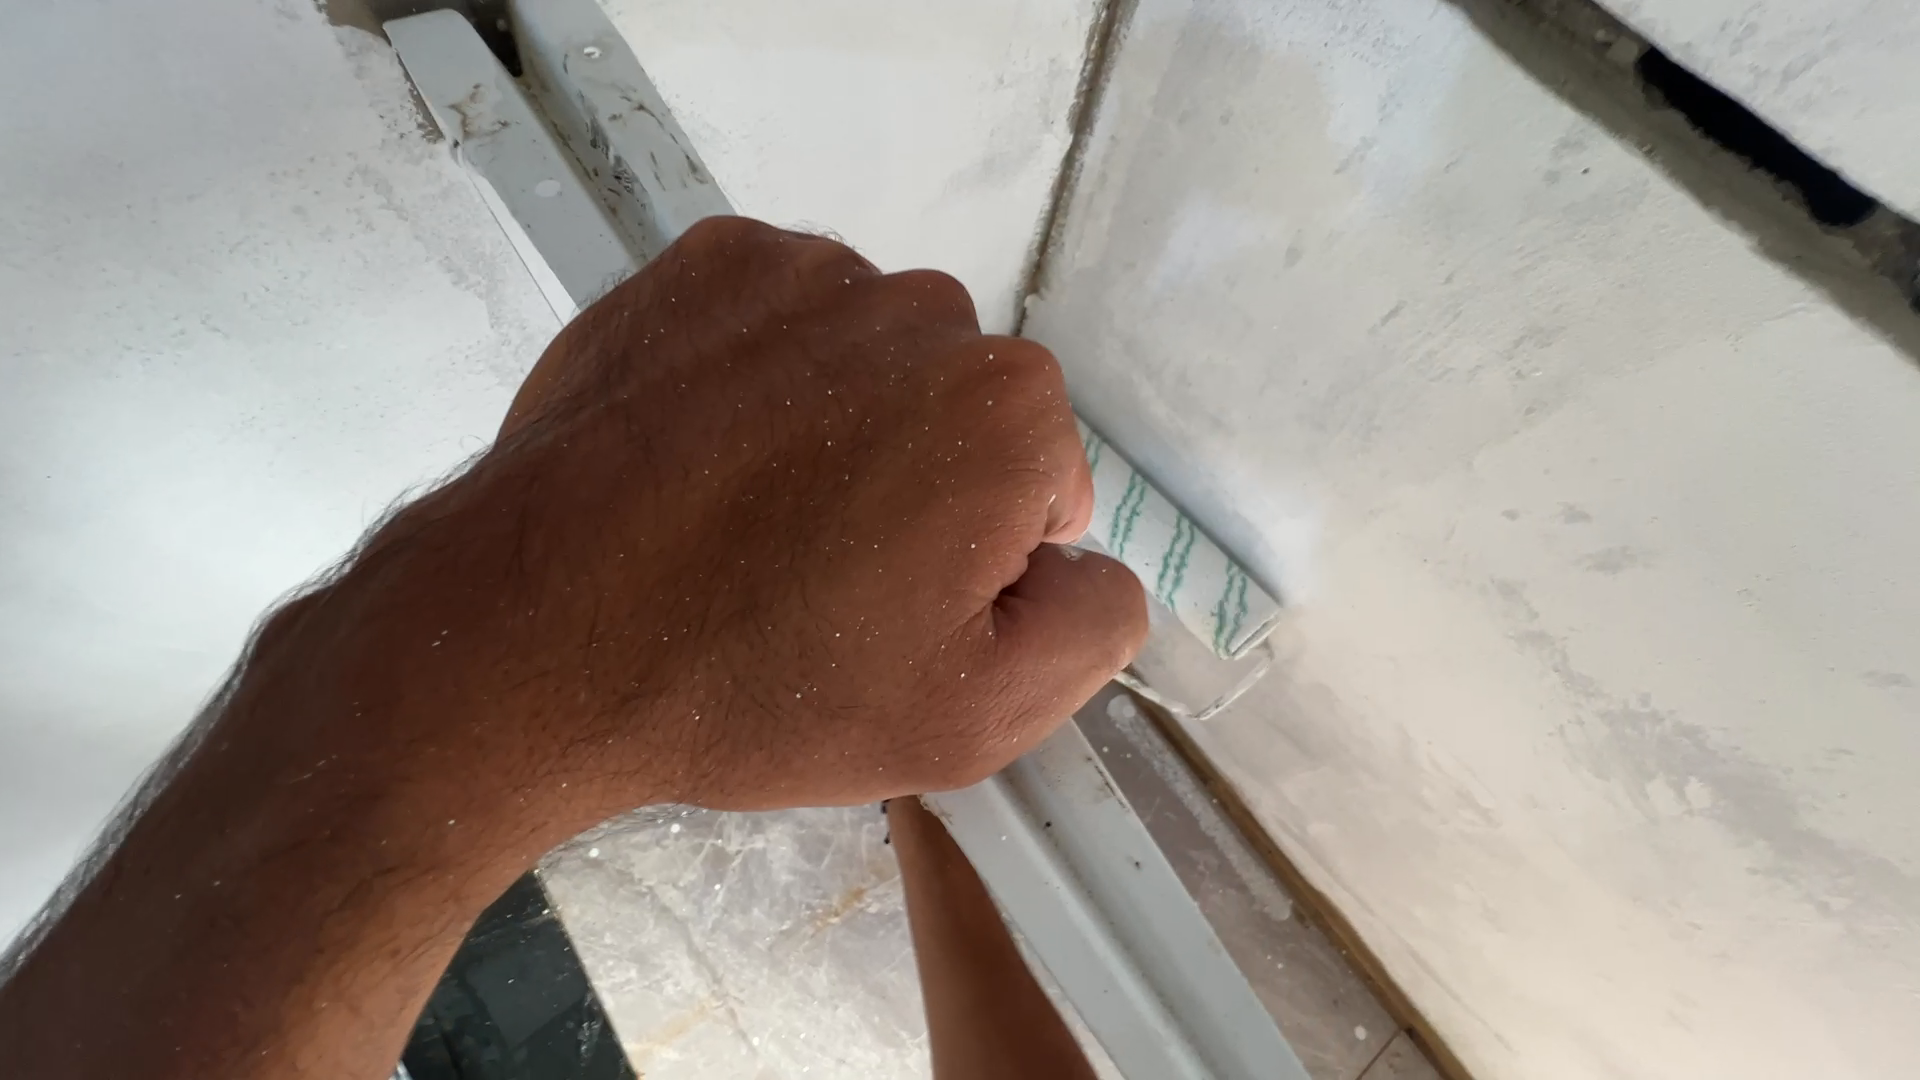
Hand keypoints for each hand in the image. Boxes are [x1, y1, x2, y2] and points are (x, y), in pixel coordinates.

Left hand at [290, 216, 1145, 843]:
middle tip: (828, 572)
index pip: (1045, 493)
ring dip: (850, 434)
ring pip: (881, 369)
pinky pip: (790, 327)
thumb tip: (1088, 557)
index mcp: (1007, 408)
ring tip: (762, 515)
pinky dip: (773, 383)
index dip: (980, 566)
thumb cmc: (769, 685)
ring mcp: (806, 269)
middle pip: (967, 421)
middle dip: (926, 493)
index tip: (897, 608)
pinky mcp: (707, 262)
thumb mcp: (979, 714)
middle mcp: (924, 308)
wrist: (535, 639)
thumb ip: (1094, 627)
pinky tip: (716, 453)